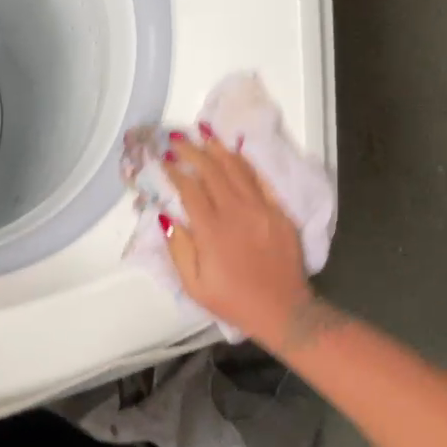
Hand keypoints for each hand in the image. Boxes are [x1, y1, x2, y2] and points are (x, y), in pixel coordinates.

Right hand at [161, 132, 312, 343]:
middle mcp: (237, 213)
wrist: (282, 310)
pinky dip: (246, 165)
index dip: (174, 171)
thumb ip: (179, 248)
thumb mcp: (194, 286)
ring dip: (219, 150)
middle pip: (212, 171)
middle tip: (178, 139)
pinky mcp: (280, 213)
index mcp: (212, 231)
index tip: (163, 159)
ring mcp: (262, 210)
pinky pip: (260, 181)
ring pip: (238, 169)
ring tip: (204, 135)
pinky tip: (236, 154)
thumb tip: (167, 217)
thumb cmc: (233, 301)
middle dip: (192, 151)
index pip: (190, 189)